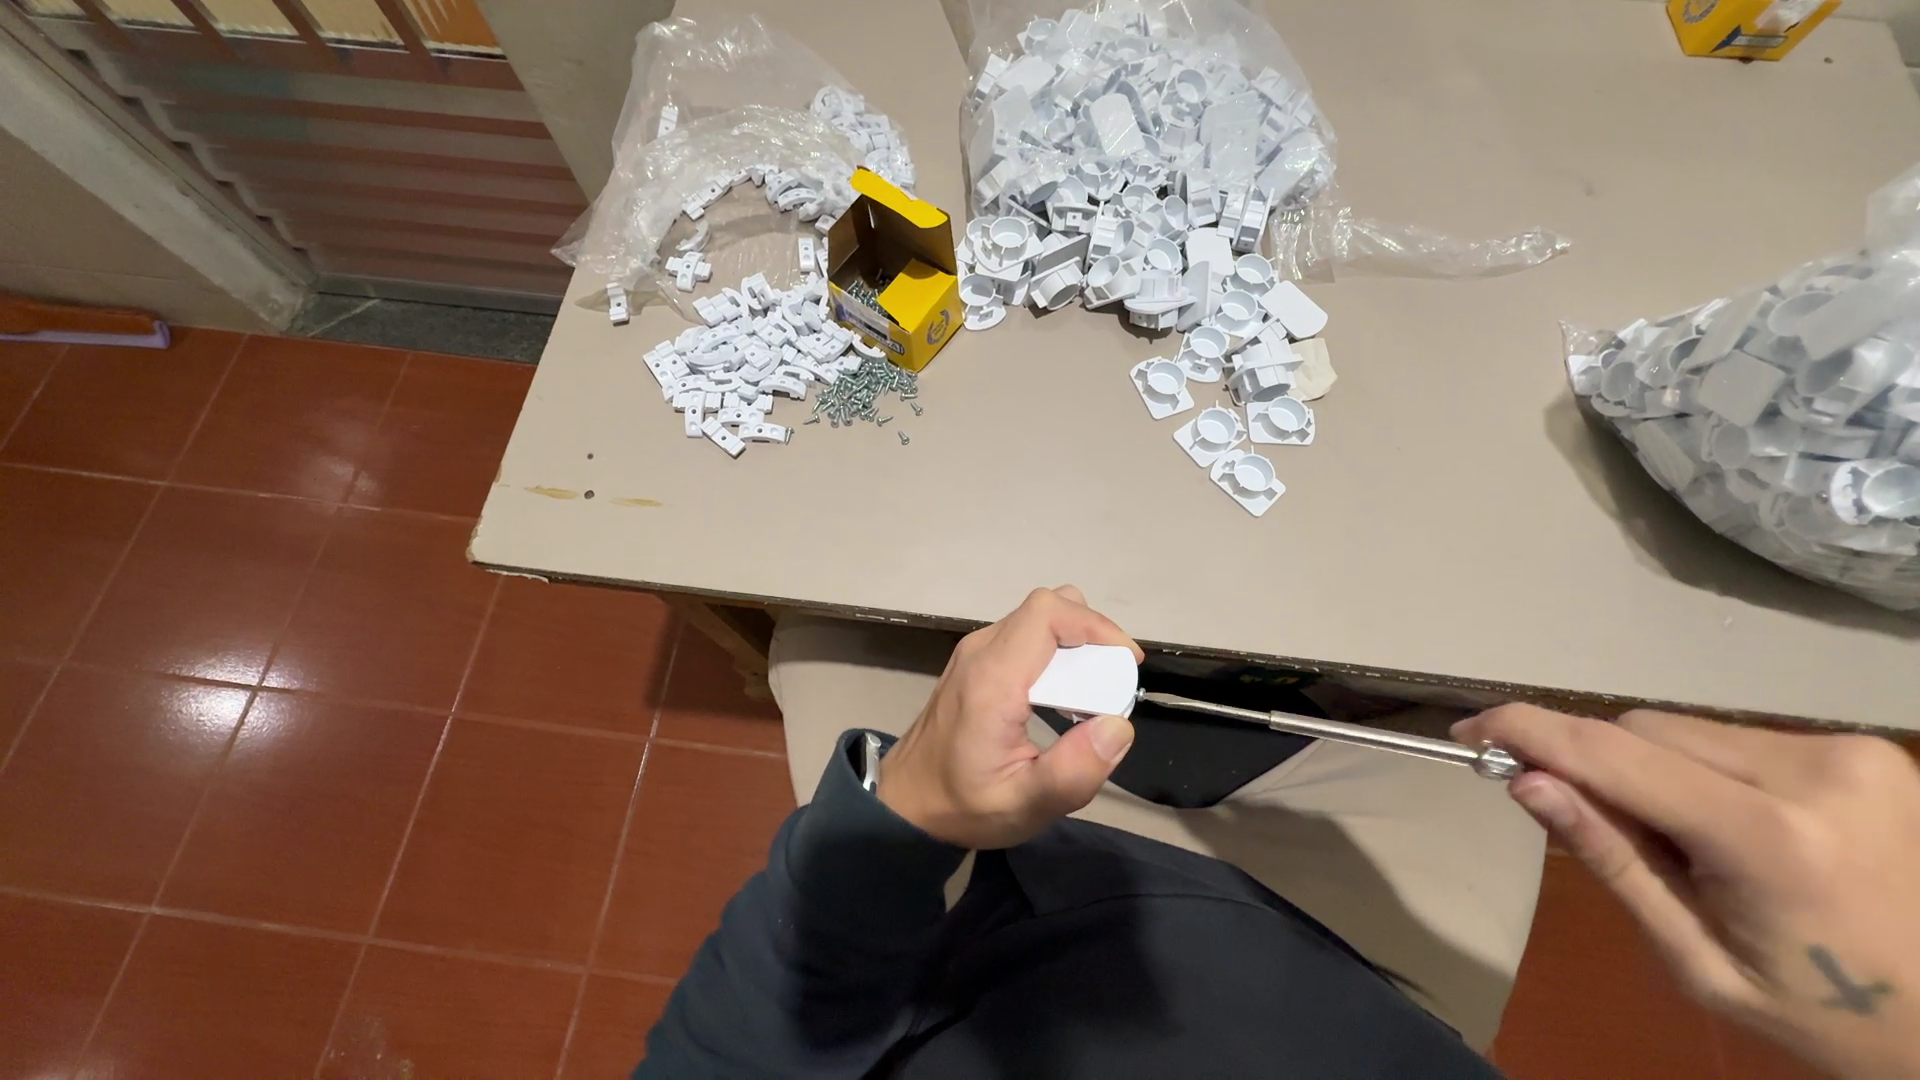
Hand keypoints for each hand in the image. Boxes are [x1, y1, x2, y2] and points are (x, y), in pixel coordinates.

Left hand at [877, 586, 1142, 850]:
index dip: (1095, 626)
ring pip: (1036, 619)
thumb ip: (1072, 772)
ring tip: (1094, 691)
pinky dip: (1056, 651)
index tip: (1127, 663)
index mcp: (992, 680)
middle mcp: (981, 652)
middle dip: (1092, 636)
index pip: (1047, 614)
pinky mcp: (975, 661)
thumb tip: (1118, 726)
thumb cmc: (962, 806)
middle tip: (1113, 684)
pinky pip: (1024, 635)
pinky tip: (1065, 694)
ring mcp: (974, 653)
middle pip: (1046, 609)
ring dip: (1075, 643)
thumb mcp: (1023, 806)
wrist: (905, 802)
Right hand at [1456, 706, 1919, 1079]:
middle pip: (1638, 732)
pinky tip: (1727, 823)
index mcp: (1773, 841)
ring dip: (1644, 767)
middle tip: (1586, 819)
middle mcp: (1815, 773)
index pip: (1611, 755)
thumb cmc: (1832, 1017)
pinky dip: (1695, 768)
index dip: (1526, 731)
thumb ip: (1612, 862)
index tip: (1468, 730)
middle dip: (1592, 764)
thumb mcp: (1699, 961)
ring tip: (1681, 838)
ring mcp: (1850, 754)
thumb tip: (1526, 783)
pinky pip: (1724, 736)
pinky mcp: (1863, 749)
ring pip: (1677, 728)